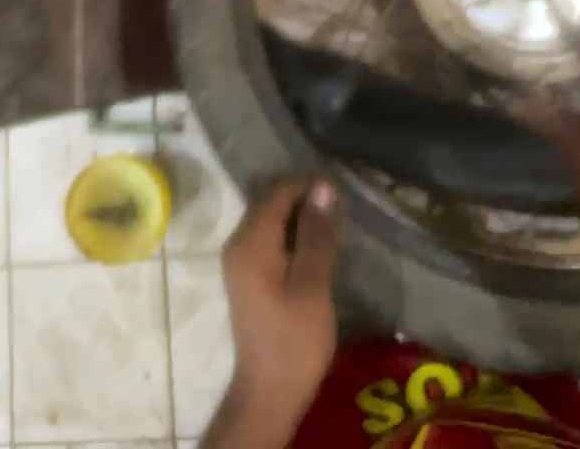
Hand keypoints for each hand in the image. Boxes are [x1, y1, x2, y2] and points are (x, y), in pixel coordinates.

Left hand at [217, 178, 341, 436]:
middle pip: (271, 203)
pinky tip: (317, 252)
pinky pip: (270, 240)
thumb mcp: (313, 284)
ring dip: (301, 221)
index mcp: (250, 241)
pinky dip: (293, 238)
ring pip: (272, 221)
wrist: (269, 392)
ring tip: (334, 234)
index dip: (309, 187)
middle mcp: (238, 242)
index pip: (278, 192)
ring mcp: (240, 260)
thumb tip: (324, 187)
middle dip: (306, 202)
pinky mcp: (248, 275)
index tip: (341, 197)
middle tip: (341, 217)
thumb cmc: (294, 339)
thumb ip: (317, 234)